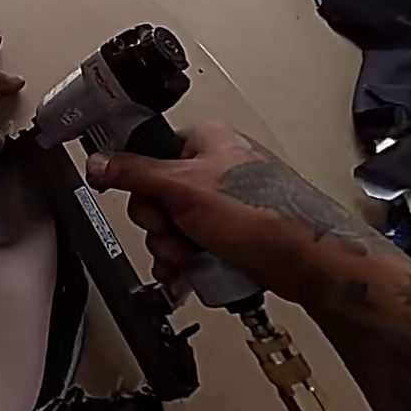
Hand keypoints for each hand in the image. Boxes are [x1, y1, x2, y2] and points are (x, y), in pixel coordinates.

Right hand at [83, 121, 392, 306]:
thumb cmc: (263, 214)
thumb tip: (96, 163)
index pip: (146, 153)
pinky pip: (189, 244)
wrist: (313, 263)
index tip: (144, 200)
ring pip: (170, 224)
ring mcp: (222, 203)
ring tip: (190, 255)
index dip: (138, 182)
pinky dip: (185, 260)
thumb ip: (133, 172)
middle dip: (158, 224)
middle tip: (173, 232)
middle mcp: (213, 168)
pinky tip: (191, 269)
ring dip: (170, 246)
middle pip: (154, 195)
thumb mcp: (183, 187)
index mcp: (205, 141)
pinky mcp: (229, 233)